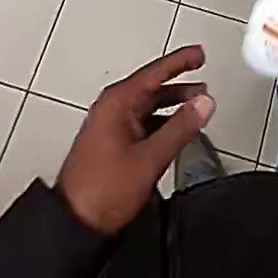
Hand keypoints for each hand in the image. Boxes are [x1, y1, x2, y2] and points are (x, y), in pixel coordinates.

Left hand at [55, 45, 215, 234]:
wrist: (74, 224)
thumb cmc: (101, 191)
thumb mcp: (150, 157)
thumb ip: (181, 127)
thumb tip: (204, 103)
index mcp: (118, 102)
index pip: (156, 71)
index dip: (180, 61)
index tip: (198, 53)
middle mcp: (112, 108)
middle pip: (152, 86)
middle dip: (180, 82)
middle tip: (200, 73)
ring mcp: (111, 124)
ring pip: (149, 104)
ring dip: (173, 102)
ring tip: (196, 103)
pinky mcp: (112, 141)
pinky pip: (143, 120)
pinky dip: (163, 119)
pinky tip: (177, 128)